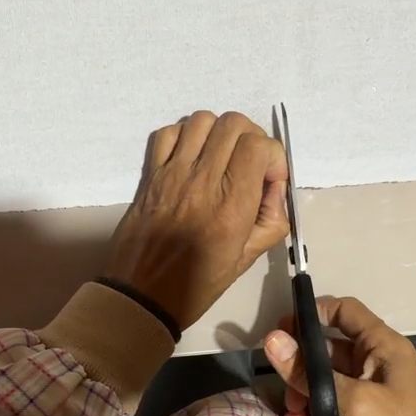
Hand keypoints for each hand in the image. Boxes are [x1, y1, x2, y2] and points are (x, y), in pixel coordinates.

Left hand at [102, 111, 289, 331]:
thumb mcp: (246, 259)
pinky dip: (184, 137)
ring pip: (201, 120)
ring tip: (219, 157)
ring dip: (218, 132)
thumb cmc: (196, 284)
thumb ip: (270, 220)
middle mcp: (203, 182)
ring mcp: (172, 175)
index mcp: (232, 206)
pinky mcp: (150, 176)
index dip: (273, 155)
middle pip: (233, 123)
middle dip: (250, 137)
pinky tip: (190, 158)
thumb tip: (273, 188)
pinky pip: (167, 133)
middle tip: (248, 163)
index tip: (269, 178)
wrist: (142, 295)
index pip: (258, 146)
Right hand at [264, 297, 415, 415]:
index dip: (311, 314)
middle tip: (285, 398)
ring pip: (324, 383)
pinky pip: (332, 409)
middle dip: (299, 371)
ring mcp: (372, 393)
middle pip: (326, 351)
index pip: (343, 310)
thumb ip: (309, 373)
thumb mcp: (354, 403)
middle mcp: (377, 363)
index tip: (280, 335)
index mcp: (383, 347)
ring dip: (303, 401)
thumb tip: (270, 339)